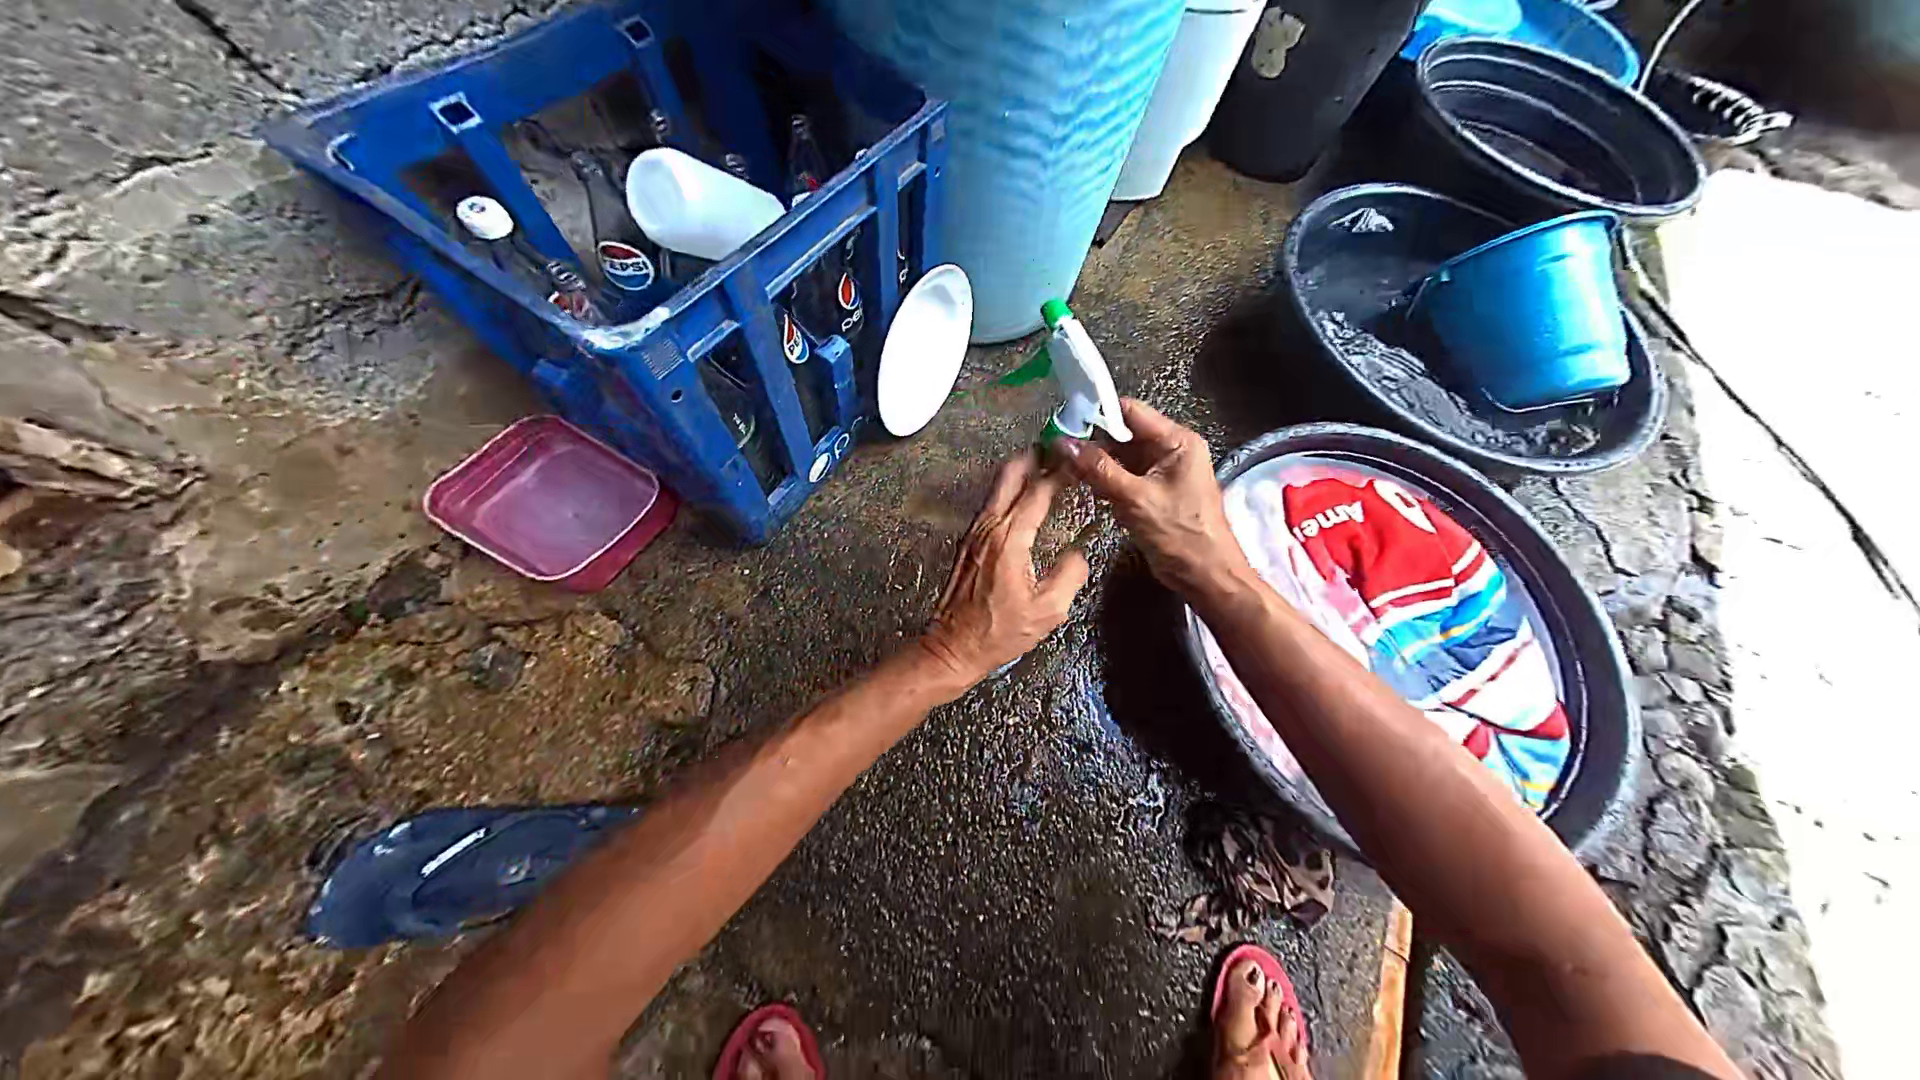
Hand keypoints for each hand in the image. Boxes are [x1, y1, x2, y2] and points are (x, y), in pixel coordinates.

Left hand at [918, 451, 1089, 693]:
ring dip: (1019, 472)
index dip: (1061, 473)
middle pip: (1010, 476)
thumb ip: (1069, 576)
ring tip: (1043, 465)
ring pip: (996, 487)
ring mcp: (973, 533)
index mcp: (1010, 539)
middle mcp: (988, 527)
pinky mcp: (967, 542)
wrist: (952, 646)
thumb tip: (1077, 554)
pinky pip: (990, 504)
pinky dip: (1008, 491)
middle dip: (1033, 458)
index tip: (1079, 461)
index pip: (1039, 492)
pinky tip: (1021, 497)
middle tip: (1057, 450)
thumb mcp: (1047, 611)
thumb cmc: (1000, 631)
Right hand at [1052, 398, 1252, 602]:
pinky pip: (1122, 477)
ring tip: (1064, 468)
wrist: (1206, 576)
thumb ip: (1098, 469)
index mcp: (1177, 441)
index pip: (1131, 412)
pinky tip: (1083, 488)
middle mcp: (1170, 450)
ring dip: (1096, 465)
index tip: (1065, 421)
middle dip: (1092, 442)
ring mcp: (1161, 472)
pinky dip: (1104, 482)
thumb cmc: (1181, 535)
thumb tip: (1063, 444)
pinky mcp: (1152, 492)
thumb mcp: (1136, 499)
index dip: (1097, 412)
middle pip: (1123, 434)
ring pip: (1119, 457)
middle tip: (1058, 450)